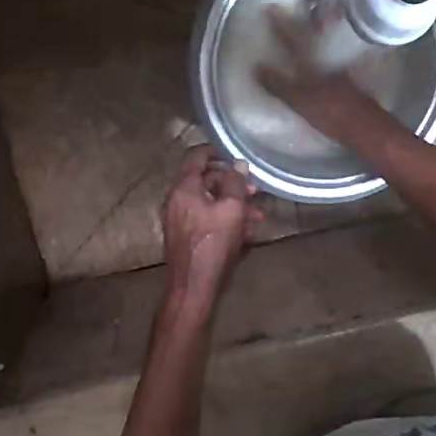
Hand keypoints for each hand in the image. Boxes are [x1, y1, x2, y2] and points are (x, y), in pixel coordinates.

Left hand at [163, 145, 262, 301]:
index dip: (216, 150)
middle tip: (255, 190)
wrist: (193, 286)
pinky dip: (224, 218)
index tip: (235, 153)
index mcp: (184, 187)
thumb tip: (238, 164)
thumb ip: (236, 182)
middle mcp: (177, 199)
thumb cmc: (213, 243)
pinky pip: (206, 218)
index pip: (196, 156)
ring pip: (209, 201)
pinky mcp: (185, 235)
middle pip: (206, 180)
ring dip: (233, 204)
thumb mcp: (232, 209)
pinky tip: (246, 232)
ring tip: (257, 215)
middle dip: (232, 183)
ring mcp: (179, 218)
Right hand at [258, 0, 388, 140]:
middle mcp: (327, 54)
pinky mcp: (354, 67)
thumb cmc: (328, 112)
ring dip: (331, 14)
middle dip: (313, 5)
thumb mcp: (297, 100)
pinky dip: (344, 31)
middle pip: (318, 25)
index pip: (291, 36)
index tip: (269, 6)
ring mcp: (343, 59)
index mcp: (310, 60)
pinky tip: (344, 28)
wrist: (363, 124)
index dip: (279, 22)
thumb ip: (277, 83)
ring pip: (335, 30)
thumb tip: (257, 67)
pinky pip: (346, 42)